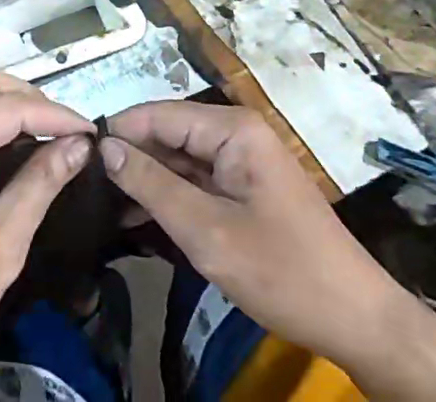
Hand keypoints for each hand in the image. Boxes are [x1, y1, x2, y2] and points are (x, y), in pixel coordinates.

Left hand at [0, 71, 93, 401]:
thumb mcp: (3, 239)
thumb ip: (41, 182)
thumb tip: (79, 144)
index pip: (8, 107)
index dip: (56, 114)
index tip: (93, 131)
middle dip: (27, 95)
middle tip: (63, 129)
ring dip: (8, 105)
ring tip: (47, 135)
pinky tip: (15, 149)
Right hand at [101, 102, 435, 400]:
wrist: (358, 321)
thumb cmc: (282, 270)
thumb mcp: (206, 230)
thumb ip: (151, 183)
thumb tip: (103, 147)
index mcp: (232, 129)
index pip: (157, 114)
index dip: (117, 133)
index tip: (77, 157)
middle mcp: (236, 133)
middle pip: (167, 133)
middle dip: (130, 158)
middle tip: (86, 188)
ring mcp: (242, 161)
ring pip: (177, 158)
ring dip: (146, 181)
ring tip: (102, 205)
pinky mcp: (244, 187)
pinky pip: (195, 180)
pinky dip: (168, 197)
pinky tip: (136, 218)